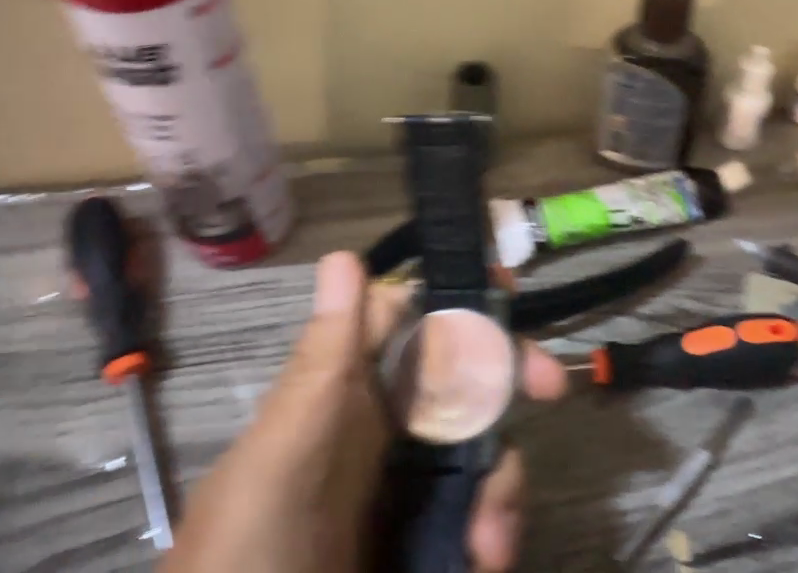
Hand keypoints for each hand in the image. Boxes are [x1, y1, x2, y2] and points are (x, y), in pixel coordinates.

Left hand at [163, 252, 568, 572]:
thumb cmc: (246, 551)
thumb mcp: (277, 459)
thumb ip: (318, 367)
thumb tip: (342, 256)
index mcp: (346, 395)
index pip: (411, 320)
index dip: (459, 295)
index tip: (508, 287)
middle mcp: (384, 430)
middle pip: (464, 378)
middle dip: (509, 376)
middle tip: (551, 386)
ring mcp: (409, 487)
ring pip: (483, 448)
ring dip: (502, 483)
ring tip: (488, 543)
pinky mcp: (428, 540)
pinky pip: (483, 513)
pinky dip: (497, 530)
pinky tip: (485, 558)